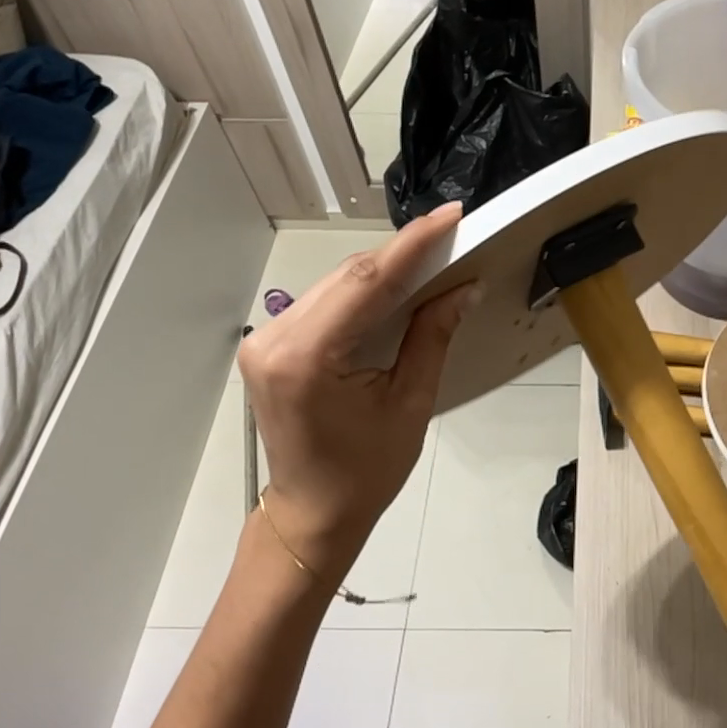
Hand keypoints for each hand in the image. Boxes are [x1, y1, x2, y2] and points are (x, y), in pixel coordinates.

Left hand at [237, 203, 477, 575]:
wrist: (314, 511)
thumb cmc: (366, 471)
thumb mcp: (410, 403)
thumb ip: (431, 337)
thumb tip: (462, 288)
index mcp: (306, 357)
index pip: (365, 282)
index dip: (413, 245)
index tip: (451, 216)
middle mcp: (274, 339)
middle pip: (347, 277)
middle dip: (402, 254)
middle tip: (450, 233)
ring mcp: (264, 340)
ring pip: (334, 285)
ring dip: (382, 270)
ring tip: (431, 256)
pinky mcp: (269, 346)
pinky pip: (323, 304)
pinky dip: (361, 291)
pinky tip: (394, 285)